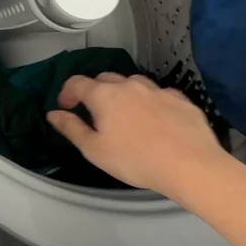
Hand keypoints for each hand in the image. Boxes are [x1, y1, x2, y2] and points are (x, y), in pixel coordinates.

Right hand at [46, 73, 233, 197]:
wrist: (192, 167)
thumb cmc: (136, 160)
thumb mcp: (94, 150)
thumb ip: (71, 128)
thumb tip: (53, 113)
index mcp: (104, 95)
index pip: (77, 83)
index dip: (67, 93)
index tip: (66, 108)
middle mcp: (129, 86)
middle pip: (105, 78)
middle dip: (95, 90)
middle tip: (96, 112)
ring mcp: (158, 91)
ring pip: (134, 83)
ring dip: (125, 92)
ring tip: (127, 112)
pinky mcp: (181, 100)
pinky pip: (161, 94)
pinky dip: (153, 101)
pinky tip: (157, 117)